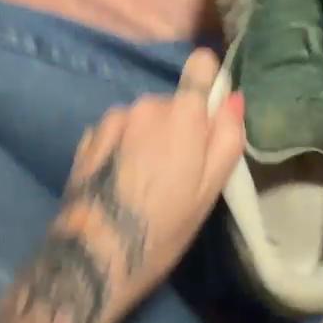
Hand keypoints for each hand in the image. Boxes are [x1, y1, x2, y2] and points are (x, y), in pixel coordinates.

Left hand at [56, 50, 245, 318]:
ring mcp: (113, 119)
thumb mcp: (209, 190)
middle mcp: (146, 105)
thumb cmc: (163, 226)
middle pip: (173, 101)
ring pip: (144, 117)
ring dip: (148, 137)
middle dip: (178, 126)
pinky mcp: (89, 137)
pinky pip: (118, 130)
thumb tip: (233, 97)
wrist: (93, 256)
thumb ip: (227, 137)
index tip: (208, 115)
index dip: (207, 83)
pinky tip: (120, 182)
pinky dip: (122, 147)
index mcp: (181, 113)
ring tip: (145, 182)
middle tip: (177, 173)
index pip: (200, 65)